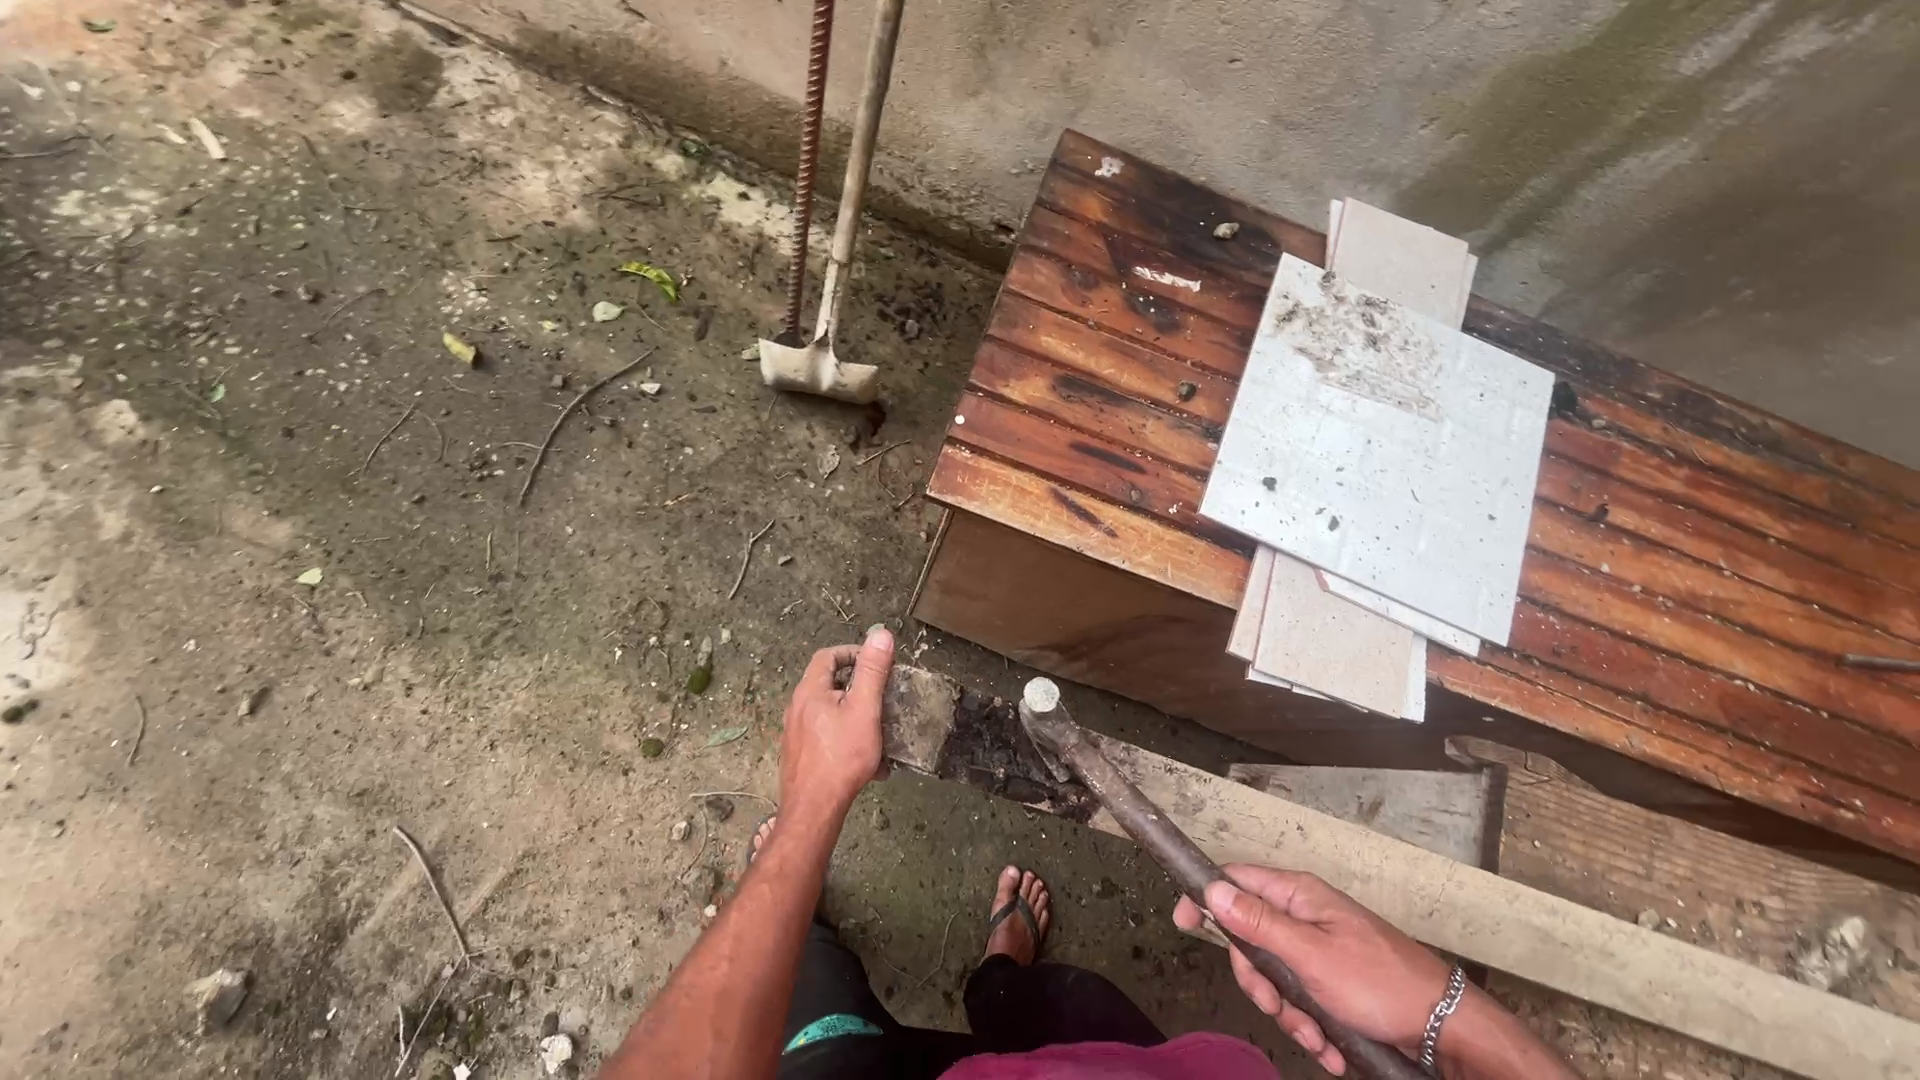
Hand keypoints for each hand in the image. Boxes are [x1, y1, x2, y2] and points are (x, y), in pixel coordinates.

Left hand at [777, 626, 893, 823]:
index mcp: (809, 691)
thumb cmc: (841, 757)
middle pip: (828, 684)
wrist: (814, 809)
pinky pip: (825, 736)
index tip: (875, 664)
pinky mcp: (799, 755)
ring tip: (877, 730)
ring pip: (828, 713)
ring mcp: (795, 734)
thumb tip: (880, 635)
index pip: (828, 656)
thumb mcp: (864, 709)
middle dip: (857, 687)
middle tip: (881, 696)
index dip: (852, 653)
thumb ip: (872, 671)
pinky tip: (866, 761)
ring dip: (853, 716)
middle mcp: (797, 708)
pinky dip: (845, 738)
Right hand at [1174, 866, 1449, 1075]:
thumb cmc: (1378, 983)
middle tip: (1277, 1005)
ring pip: (1274, 975)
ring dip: (1288, 1012)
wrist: (1444, 1029)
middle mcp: (1303, 915)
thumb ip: (1258, 922)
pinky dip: (1309, 1024)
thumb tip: (1211, 889)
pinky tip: (1329, 1046)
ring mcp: (1318, 948)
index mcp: (1297, 895)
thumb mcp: (1310, 955)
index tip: (1184, 922)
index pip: (1235, 879)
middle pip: (1250, 938)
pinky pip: (1300, 997)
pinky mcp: (1331, 980)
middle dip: (1260, 981)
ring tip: (1316, 1036)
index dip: (1206, 898)